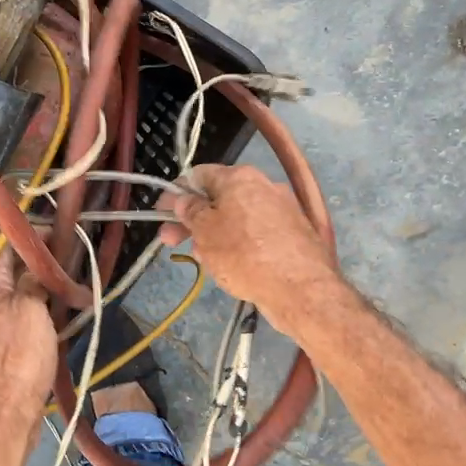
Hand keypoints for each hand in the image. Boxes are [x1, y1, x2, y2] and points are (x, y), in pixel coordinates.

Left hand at [0, 247, 57, 436]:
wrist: (5, 415)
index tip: (56, 232)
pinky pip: (25, 324)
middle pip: (14, 275)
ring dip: (44, 293)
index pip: (6, 251)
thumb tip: (37, 266)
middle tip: (71, 261)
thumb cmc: (18, 357)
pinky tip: (60, 322)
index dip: (30, 239)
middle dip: (40, 266)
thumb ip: (32, 283)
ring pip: (22, 300)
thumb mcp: (30, 310)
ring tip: (72, 288)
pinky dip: (42, 317)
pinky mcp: (5, 353)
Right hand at [159, 164, 340, 333]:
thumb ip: (189, 211)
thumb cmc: (244, 254)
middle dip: (193, 220)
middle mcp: (264, 185)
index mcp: (240, 177)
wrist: (302, 290)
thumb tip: (185, 200)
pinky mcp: (296, 235)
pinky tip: (231, 265)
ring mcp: (284, 210)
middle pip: (218, 198)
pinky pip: (257, 234)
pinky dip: (240, 244)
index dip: (176, 194)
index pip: (198, 175)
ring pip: (237, 218)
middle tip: (173, 241)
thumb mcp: (204, 231)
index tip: (163, 214)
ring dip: (215, 234)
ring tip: (204, 260)